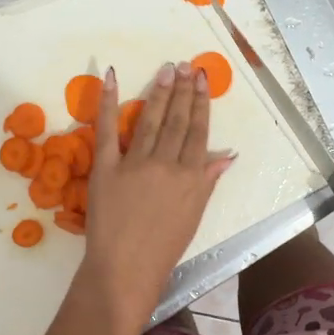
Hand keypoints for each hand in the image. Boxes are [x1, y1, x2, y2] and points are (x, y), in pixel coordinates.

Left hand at [75, 62, 233, 334]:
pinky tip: (115, 77)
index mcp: (191, 176)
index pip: (198, 131)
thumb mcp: (194, 215)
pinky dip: (109, 101)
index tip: (202, 79)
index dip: (201, 103)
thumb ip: (207, 181)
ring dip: (159, 92)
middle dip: (183, 90)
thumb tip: (227, 155)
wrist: (125, 269)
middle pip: (177, 120)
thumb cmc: (164, 248)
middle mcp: (167, 164)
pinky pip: (108, 129)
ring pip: (151, 119)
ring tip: (166, 70)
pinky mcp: (106, 167)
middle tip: (185, 65)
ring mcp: (136, 163)